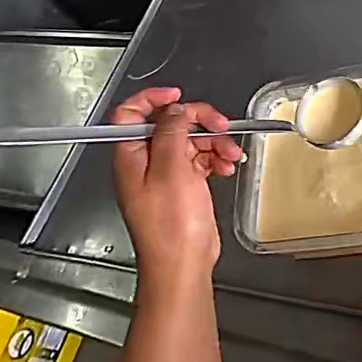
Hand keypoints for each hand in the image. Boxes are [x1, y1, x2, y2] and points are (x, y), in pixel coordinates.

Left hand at [110, 87, 243, 285]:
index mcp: (130, 154)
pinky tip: (226, 168)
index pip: (130, 113)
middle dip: (196, 121)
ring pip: (188, 141)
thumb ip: (171, 131)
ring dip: (213, 142)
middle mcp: (144, 161)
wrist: (183, 265)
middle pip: (168, 124)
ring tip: (231, 156)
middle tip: (221, 124)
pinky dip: (214, 159)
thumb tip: (175, 108)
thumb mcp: (171, 169)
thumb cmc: (170, 224)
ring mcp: (165, 174)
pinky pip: (199, 160)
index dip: (152, 99)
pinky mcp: (183, 186)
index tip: (178, 96)